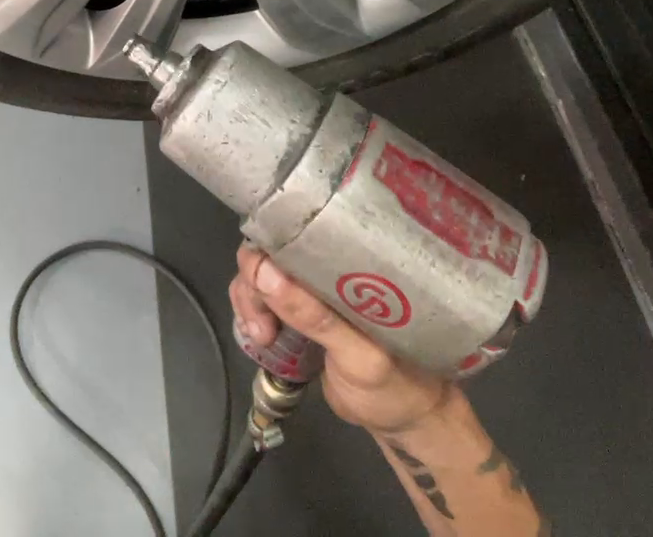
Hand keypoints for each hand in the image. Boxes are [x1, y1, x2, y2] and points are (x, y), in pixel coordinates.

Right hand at [229, 246, 455, 436]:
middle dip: (252, 286)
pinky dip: (250, 313)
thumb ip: (315, 316)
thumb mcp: (359, 355)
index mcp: (349, 263)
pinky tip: (259, 337)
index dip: (267, 253)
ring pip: (258, 274)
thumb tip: (266, 272)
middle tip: (263, 330)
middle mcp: (326, 266)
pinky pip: (260, 296)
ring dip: (249, 303)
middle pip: (268, 252)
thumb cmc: (394, 385)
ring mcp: (309, 288)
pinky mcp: (297, 309)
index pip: (295, 233)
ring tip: (263, 339)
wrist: (403, 419)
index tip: (262, 291)